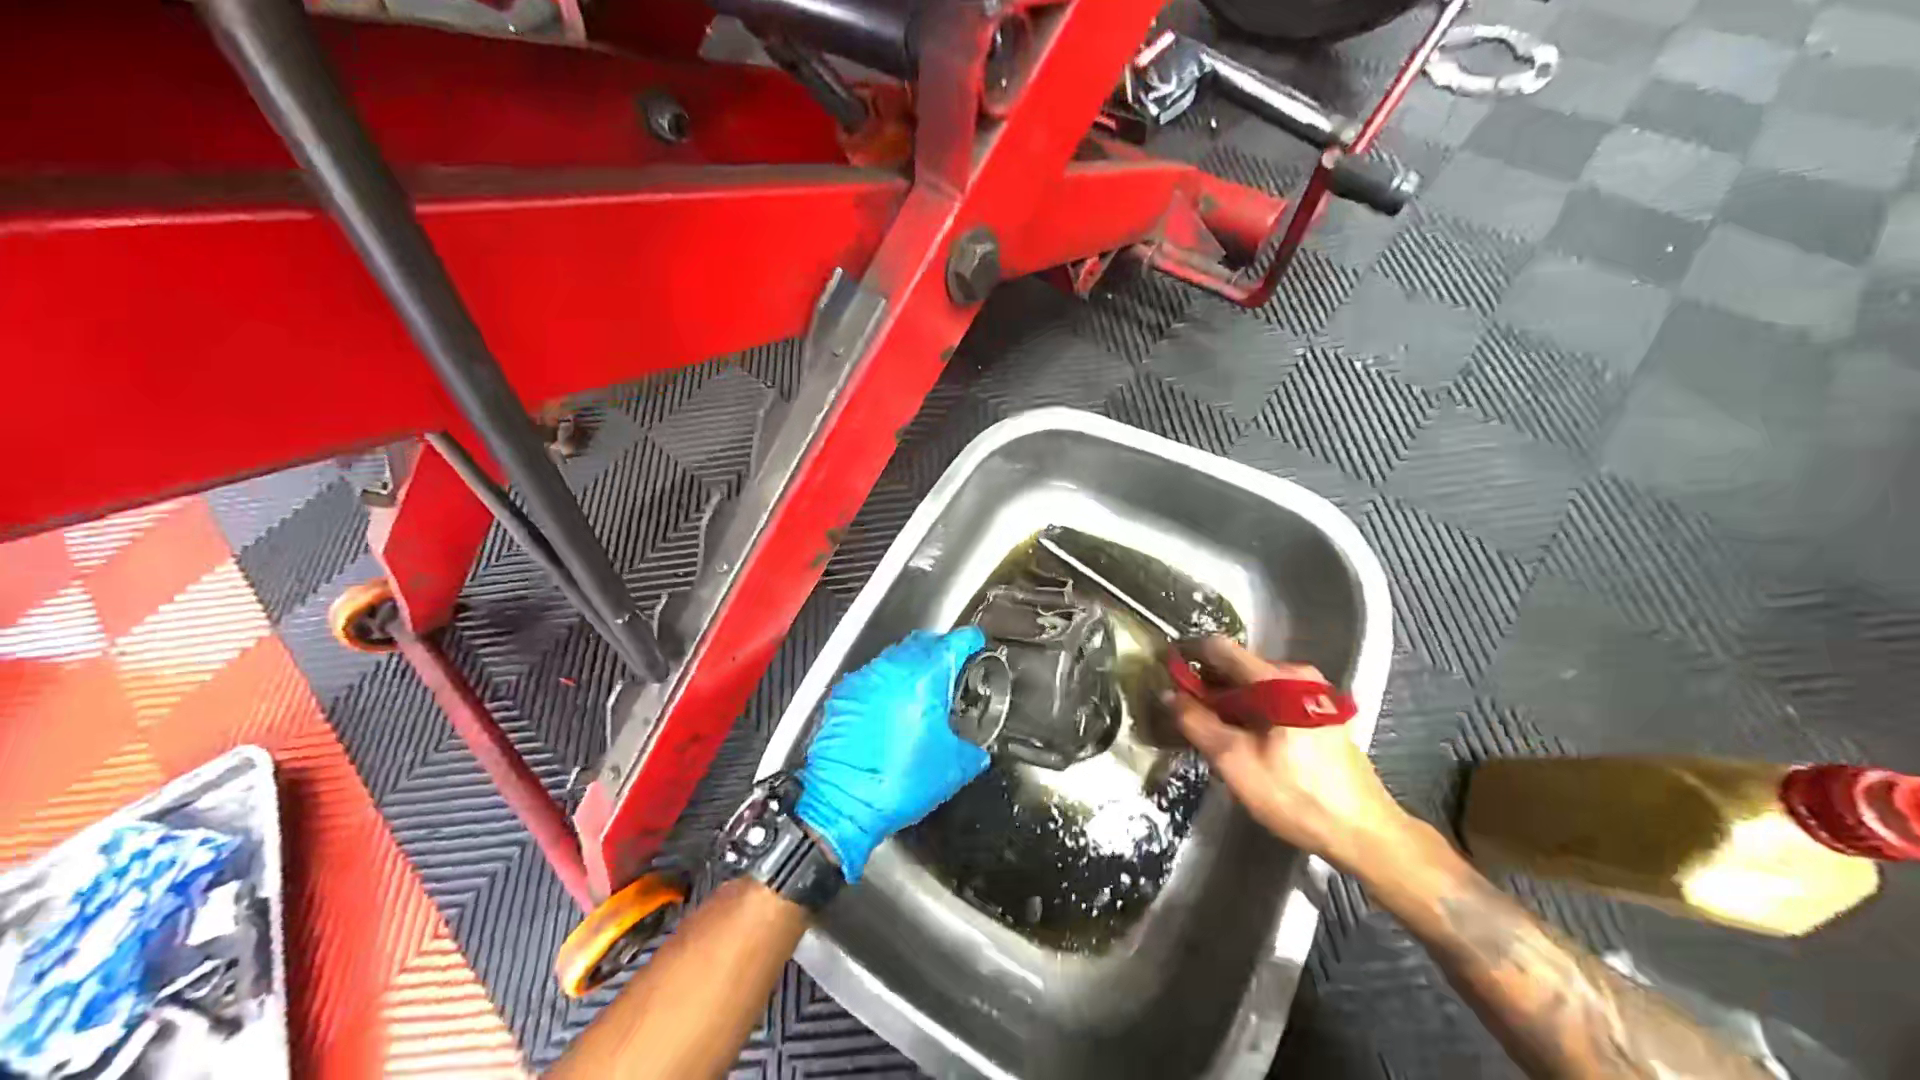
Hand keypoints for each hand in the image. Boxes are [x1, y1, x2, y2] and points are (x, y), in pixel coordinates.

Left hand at [795, 627, 989, 881]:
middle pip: (922, 642)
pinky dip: (886, 685)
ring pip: (894, 657)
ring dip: (911, 668)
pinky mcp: (843, 696)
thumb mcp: (952, 768)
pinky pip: (871, 678)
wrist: (842, 804)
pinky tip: (891, 711)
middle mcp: (892, 670)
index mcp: (924, 678)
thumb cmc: (894, 784)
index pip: (954, 642)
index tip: (975, 643)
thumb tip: (976, 749)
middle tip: (952, 669)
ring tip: (921, 694)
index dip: (970, 641)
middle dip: (940, 651)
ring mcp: (864, 680)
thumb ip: (972, 750)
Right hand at [1164, 636, 1413, 873]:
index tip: (1164, 673)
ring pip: (1254, 686)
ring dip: (1228, 703)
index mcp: (1279, 679)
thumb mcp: (1234, 762)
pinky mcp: (1320, 713)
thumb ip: (1196, 722)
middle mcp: (1299, 675)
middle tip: (1184, 714)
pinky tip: (1241, 741)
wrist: (1364, 834)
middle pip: (1237, 667)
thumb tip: (1168, 694)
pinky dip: (1250, 712)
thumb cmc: (1296, 796)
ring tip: (1209, 732)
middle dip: (1207, 687)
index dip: (1187, 656)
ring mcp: (1314, 693)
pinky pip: (1272, 699)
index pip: (1219, 648)